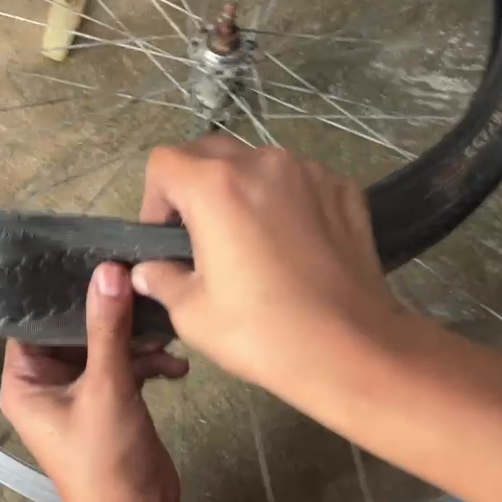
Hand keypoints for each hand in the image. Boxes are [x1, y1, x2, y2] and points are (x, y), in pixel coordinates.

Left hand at [0, 262, 188, 501]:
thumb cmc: (105, 460)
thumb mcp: (107, 388)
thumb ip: (108, 328)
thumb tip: (108, 270)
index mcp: (25, 380)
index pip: (33, 320)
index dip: (58, 289)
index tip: (86, 252)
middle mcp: (46, 382)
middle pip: (74, 328)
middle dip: (107, 309)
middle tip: (136, 274)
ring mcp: (80, 392)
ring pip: (104, 345)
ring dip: (135, 338)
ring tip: (166, 324)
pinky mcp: (110, 401)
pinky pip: (125, 367)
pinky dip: (148, 363)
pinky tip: (178, 365)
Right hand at [130, 136, 416, 387]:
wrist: (353, 350)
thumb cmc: (263, 333)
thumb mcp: (191, 314)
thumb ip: (160, 278)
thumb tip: (148, 270)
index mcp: (215, 186)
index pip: (164, 162)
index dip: (154, 198)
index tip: (166, 237)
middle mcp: (261, 164)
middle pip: (208, 152)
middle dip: (193, 185)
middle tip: (199, 234)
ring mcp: (307, 171)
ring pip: (255, 163)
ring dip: (240, 189)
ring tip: (249, 238)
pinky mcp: (342, 188)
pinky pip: (297, 180)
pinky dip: (284, 199)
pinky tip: (291, 243)